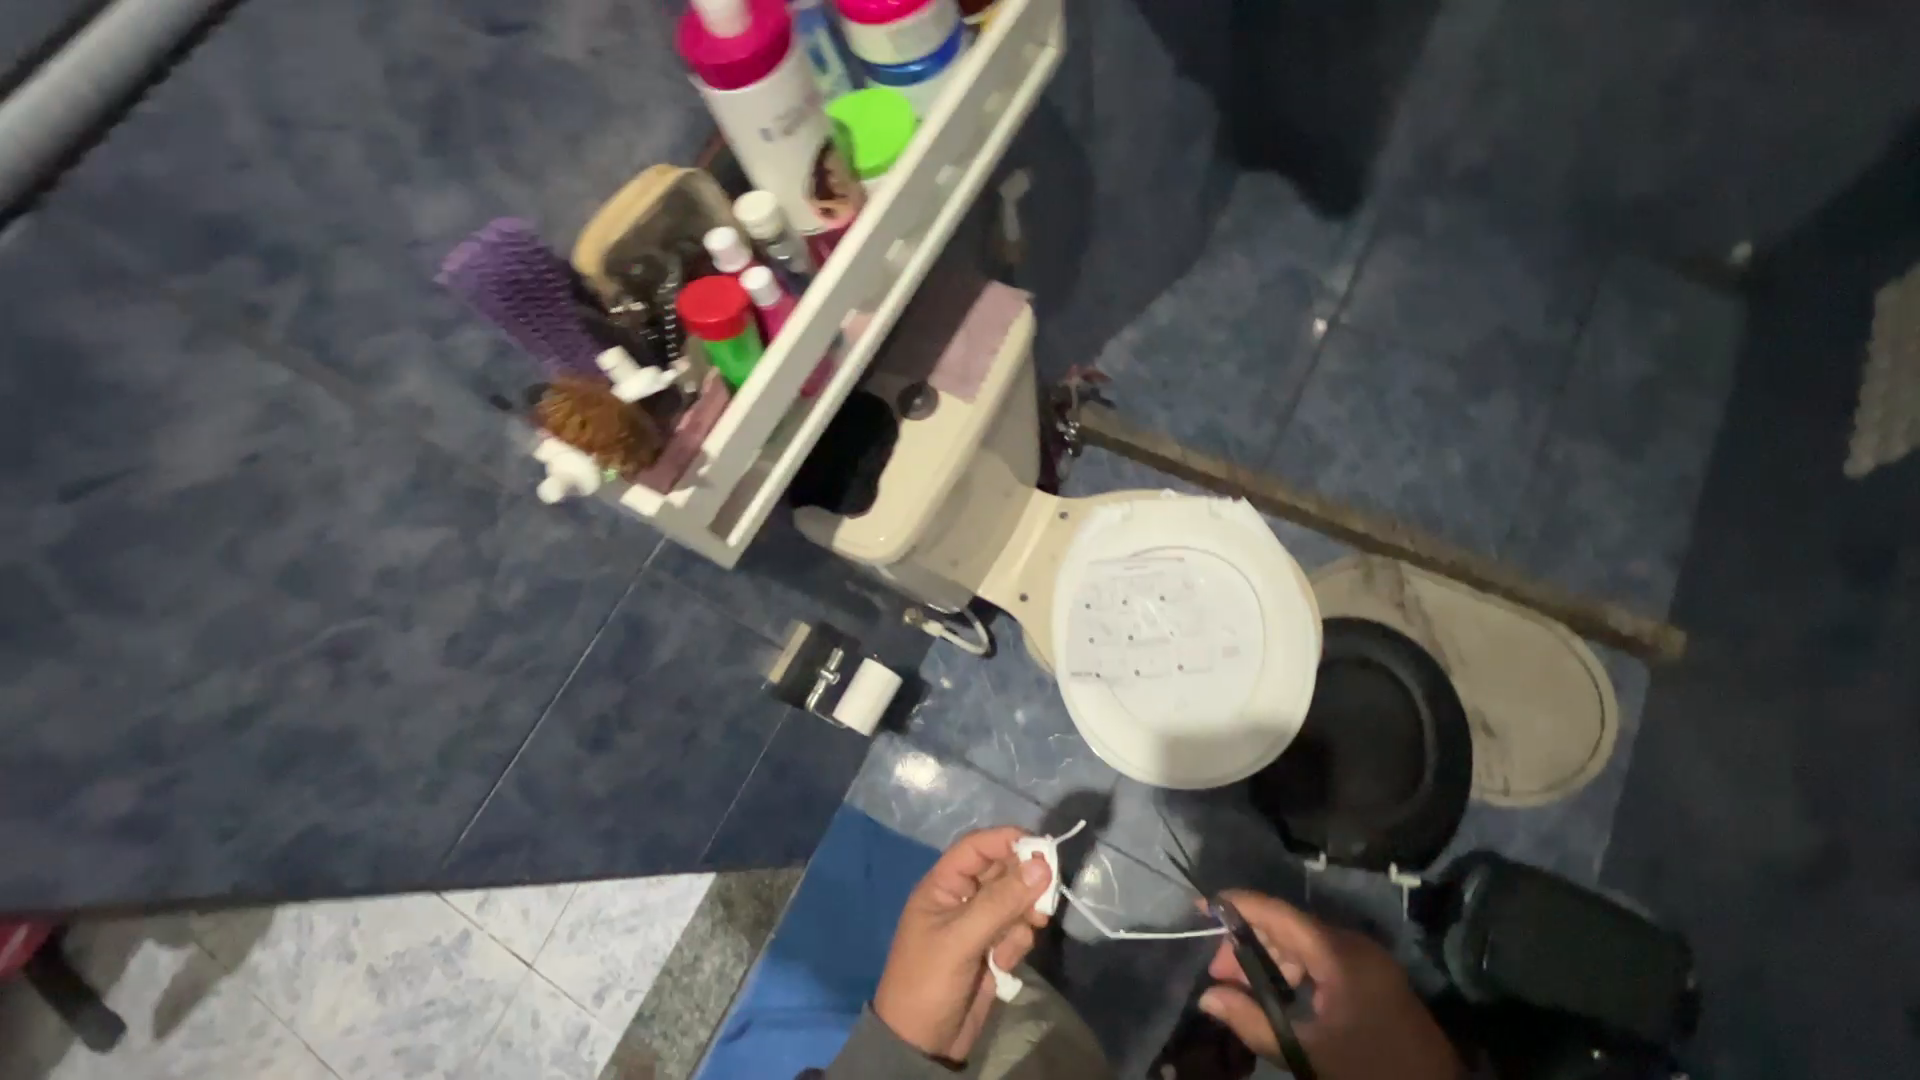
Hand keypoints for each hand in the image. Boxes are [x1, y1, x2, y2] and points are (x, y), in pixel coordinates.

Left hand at [872, 827, 1053, 1062]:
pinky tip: (1007, 961)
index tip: (1042, 847)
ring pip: (1014, 901)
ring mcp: (977, 926)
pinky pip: (1016, 930)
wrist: (921, 1045)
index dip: (1007, 841)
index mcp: (942, 885)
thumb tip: (1041, 864)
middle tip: (1045, 897)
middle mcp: (961, 898)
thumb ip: (1000, 901)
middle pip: (1001, 872)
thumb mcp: (961, 939)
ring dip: (1024, 914)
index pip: (977, 847)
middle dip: (1024, 882)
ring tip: (1028, 931)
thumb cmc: (928, 981)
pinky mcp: (991, 951)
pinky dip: (1019, 940)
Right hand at [1199, 890, 1464, 1079]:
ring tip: (1244, 990)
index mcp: (1339, 954)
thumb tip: (1207, 997)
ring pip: (1306, 944)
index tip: (1201, 906)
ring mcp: (1369, 963)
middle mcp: (1354, 946)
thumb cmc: (1371, 1073)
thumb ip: (1253, 1022)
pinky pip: (1324, 960)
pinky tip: (1279, 996)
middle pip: (1289, 928)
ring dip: (1271, 960)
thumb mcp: (1307, 1055)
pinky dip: (1295, 971)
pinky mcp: (1376, 981)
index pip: (1278, 913)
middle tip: (1219, 974)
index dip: (1237, 905)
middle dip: (1249, 944)